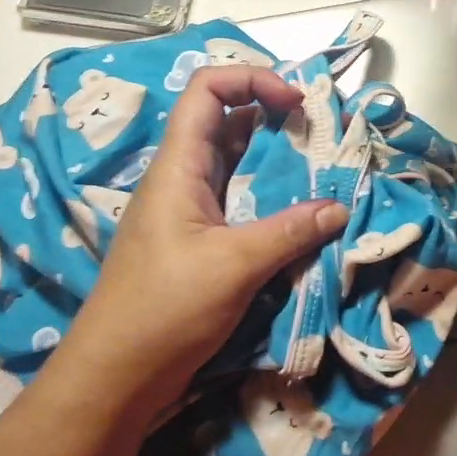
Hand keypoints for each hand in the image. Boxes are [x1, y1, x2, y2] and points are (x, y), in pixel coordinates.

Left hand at [68, 66, 348, 391]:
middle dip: (278, 117)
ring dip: (280, 158)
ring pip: (240, 161)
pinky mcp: (202, 237)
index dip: (252, 78)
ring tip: (324, 167)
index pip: (208, 89)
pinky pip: (243, 197)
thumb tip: (340, 207)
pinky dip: (274, 194)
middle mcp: (184, 175)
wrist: (116, 377)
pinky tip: (304, 211)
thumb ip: (290, 231)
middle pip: (230, 120)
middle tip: (324, 133)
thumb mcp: (234, 266)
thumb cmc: (164, 310)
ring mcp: (192, 207)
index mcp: (179, 165)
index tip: (295, 102)